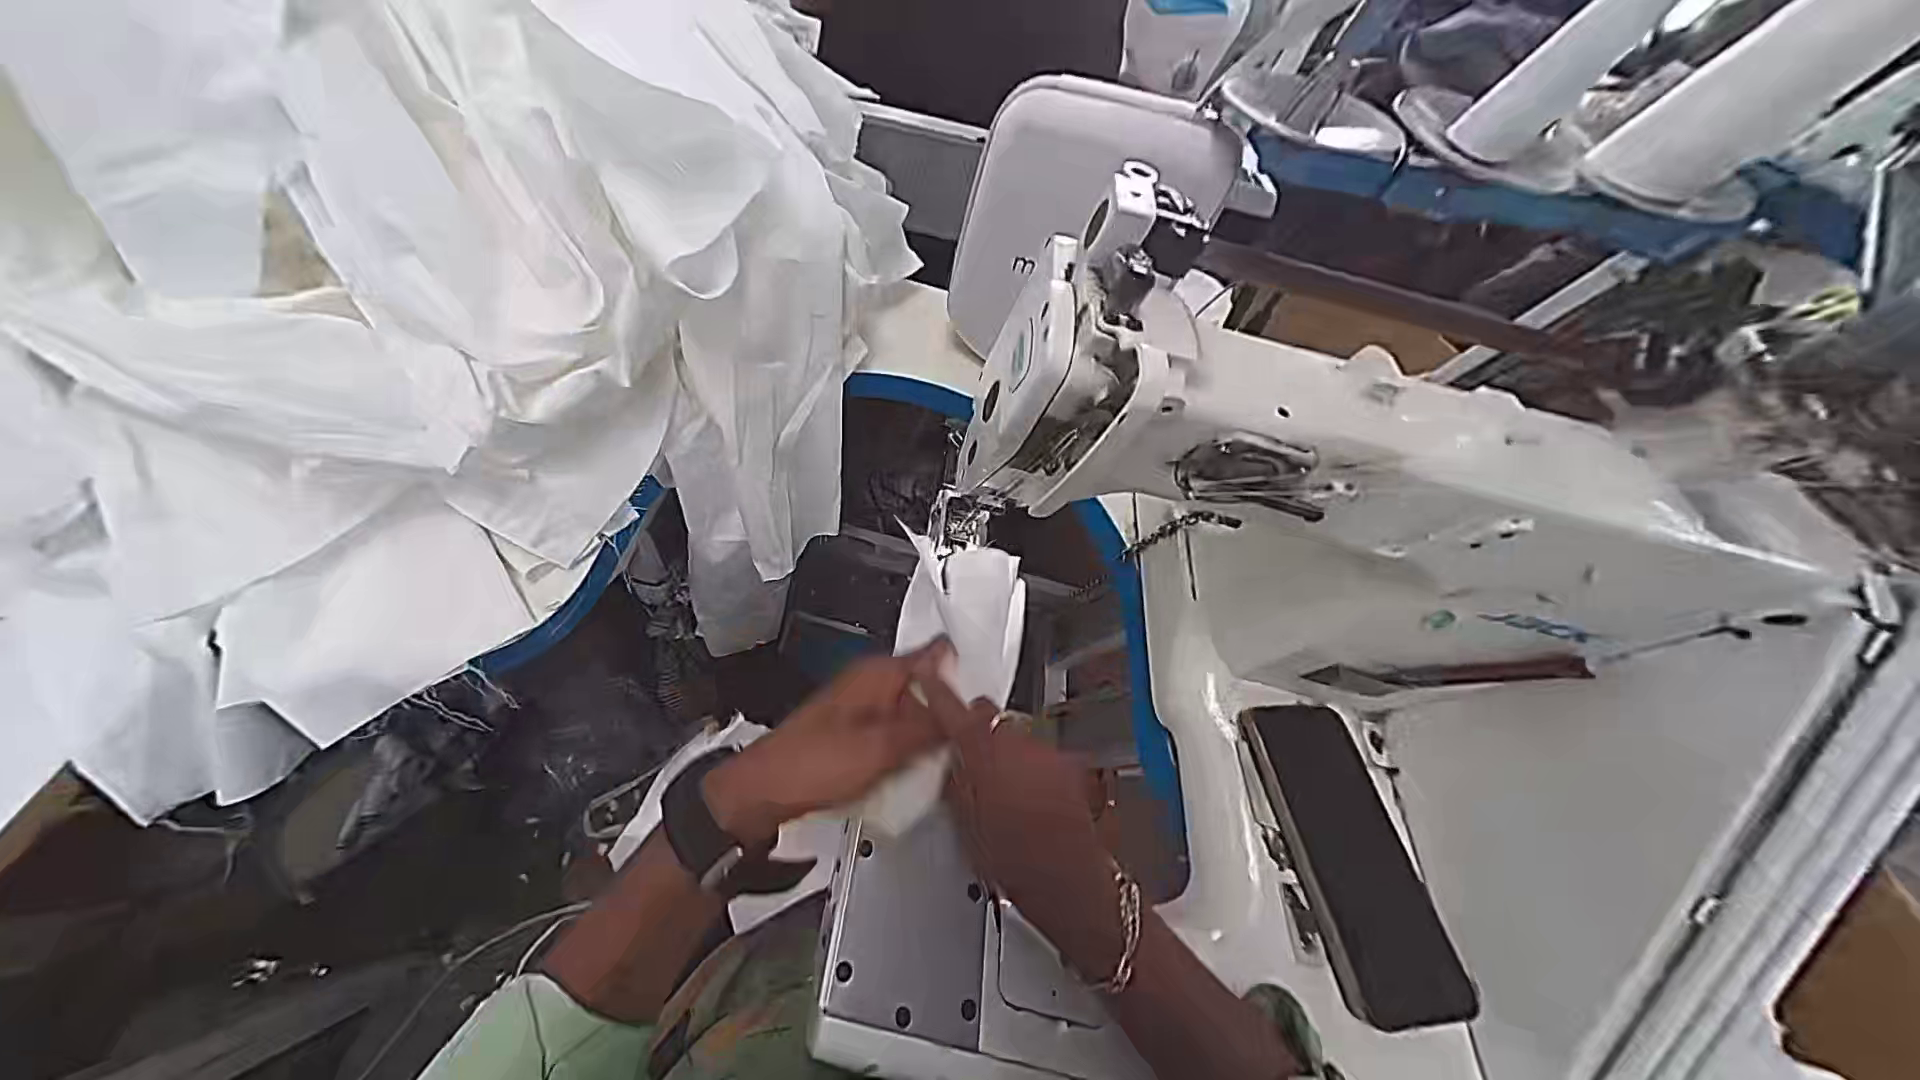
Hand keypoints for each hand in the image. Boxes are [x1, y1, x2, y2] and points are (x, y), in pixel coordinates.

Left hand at [704, 641, 949, 845]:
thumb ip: (928, 726)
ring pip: (914, 710)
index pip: (938, 653)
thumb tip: (961, 711)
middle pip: (929, 685)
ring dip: (930, 731)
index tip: (982, 697)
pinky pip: (897, 730)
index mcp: (878, 672)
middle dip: (948, 710)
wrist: (762, 796)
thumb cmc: (805, 766)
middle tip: (964, 737)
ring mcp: (863, 705)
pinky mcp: (857, 729)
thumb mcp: (882, 749)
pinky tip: (912, 768)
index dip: (966, 672)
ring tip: (941, 756)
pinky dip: (910, 745)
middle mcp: (871, 682)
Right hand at [921, 679, 1125, 981]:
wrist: (1070, 880)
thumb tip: (948, 763)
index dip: (937, 690)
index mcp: (983, 753)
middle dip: (976, 729)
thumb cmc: (1017, 861)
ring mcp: (1044, 750)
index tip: (928, 676)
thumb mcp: (966, 825)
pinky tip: (1032, 796)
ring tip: (1005, 792)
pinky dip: (1032, 766)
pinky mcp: (1067, 762)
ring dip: (1006, 751)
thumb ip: (954, 781)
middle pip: (987, 715)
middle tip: (969, 760)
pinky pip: (1040, 753)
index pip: (952, 708)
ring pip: (1014, 734)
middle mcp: (1016, 742)